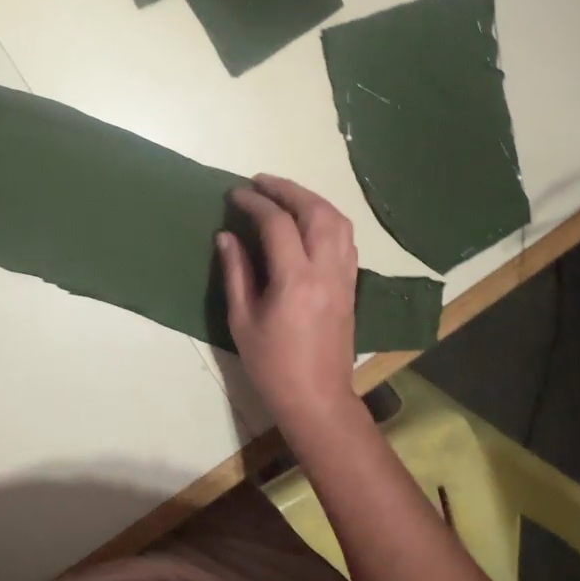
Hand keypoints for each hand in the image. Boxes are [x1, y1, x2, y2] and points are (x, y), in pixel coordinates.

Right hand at [216, 175, 360, 418]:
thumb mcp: (242, 320)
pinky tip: (308, 221)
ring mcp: (345, 277)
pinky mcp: (352, 286)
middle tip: (260, 182)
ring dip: (312, 200)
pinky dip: (327, 219)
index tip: (235, 194)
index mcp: (295, 280)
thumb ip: (236, 272)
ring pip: (338, 221)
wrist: (317, 398)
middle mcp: (326, 271)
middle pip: (316, 212)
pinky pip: (346, 239)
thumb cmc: (272, 364)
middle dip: (288, 190)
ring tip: (285, 195)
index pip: (278, 224)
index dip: (255, 203)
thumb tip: (227, 235)